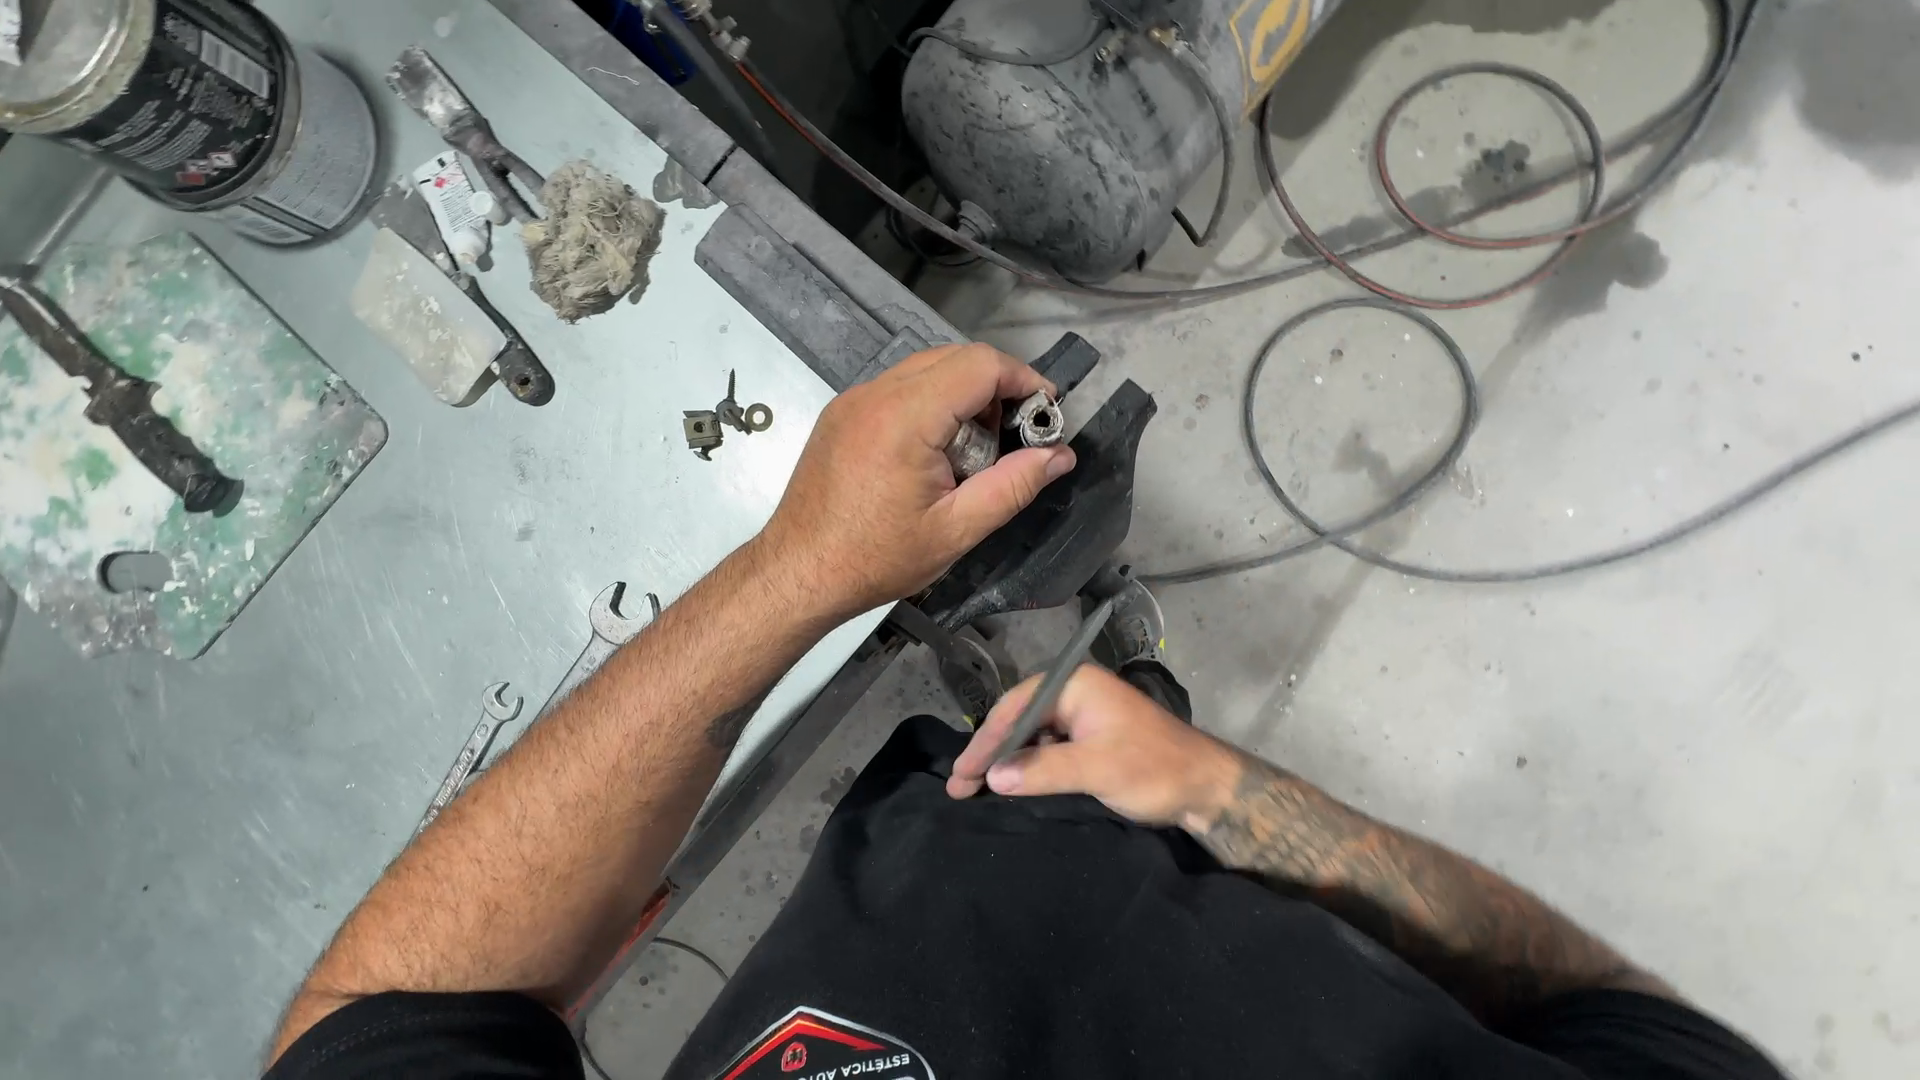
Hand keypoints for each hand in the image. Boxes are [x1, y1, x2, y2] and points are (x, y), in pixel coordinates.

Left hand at [757, 344, 1074, 617]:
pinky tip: (934, 452)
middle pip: (954, 358)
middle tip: (1012, 438)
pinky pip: (899, 388)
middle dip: (995, 388)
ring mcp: (853, 400)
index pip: (980, 364)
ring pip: (926, 369)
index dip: (1023, 379)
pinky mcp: (842, 413)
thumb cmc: (876, 558)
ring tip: (973, 452)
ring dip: (963, 395)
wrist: (798, 572)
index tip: (1046, 412)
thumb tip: (1060, 456)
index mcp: (904, 417)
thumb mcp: (956, 530)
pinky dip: (930, 404)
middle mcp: (875, 394)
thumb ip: (1013, 486)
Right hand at [947, 664, 1239, 831]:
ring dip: (1006, 760)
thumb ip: (1043, 769)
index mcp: (1075, 684)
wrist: (1205, 787)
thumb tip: (993, 775)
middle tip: (960, 785)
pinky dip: (1027, 765)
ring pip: (1031, 734)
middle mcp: (1074, 691)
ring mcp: (1082, 714)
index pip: (1015, 707)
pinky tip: (1010, 784)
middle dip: (990, 751)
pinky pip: (1047, 746)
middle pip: (1018, 718)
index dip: (985, 741)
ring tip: (976, 787)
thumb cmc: (1154, 768)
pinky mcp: (1089, 736)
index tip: (961, 774)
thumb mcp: (1097, 769)